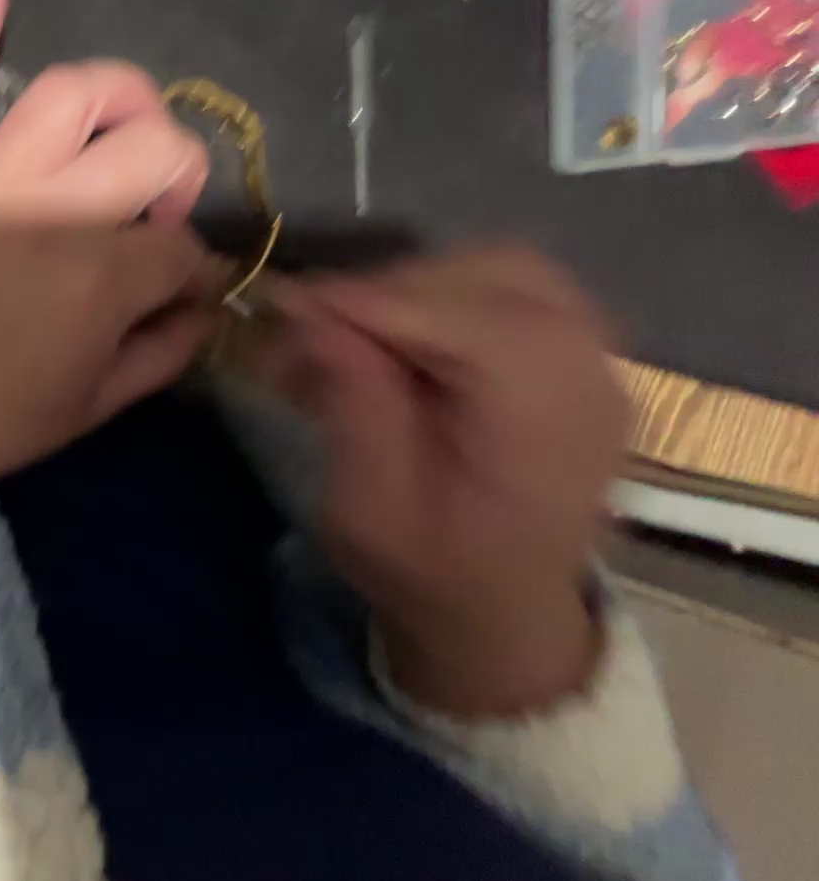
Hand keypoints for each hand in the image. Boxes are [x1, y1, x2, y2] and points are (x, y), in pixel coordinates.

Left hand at [0, 0, 221, 548]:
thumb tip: (205, 298)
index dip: (188, 271)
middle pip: (152, 149)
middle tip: (160, 210)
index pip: (182, 247)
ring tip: (124, 123)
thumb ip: (168, 347)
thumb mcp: (100, 404)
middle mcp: (54, 213)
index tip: (172, 294)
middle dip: (178, 174)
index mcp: (103, 278)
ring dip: (118, 95)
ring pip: (69, 96)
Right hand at [268, 246, 627, 716]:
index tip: (290, 307)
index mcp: (547, 432)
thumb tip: (316, 317)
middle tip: (310, 331)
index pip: (477, 326)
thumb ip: (355, 406)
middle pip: (493, 278)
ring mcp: (590, 362)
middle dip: (387, 290)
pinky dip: (434, 296)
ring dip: (408, 289)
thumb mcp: (366, 508)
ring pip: (499, 271)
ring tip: (344, 334)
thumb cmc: (425, 571)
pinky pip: (503, 290)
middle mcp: (590, 380)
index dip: (377, 302)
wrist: (499, 609)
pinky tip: (387, 338)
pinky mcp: (567, 356)